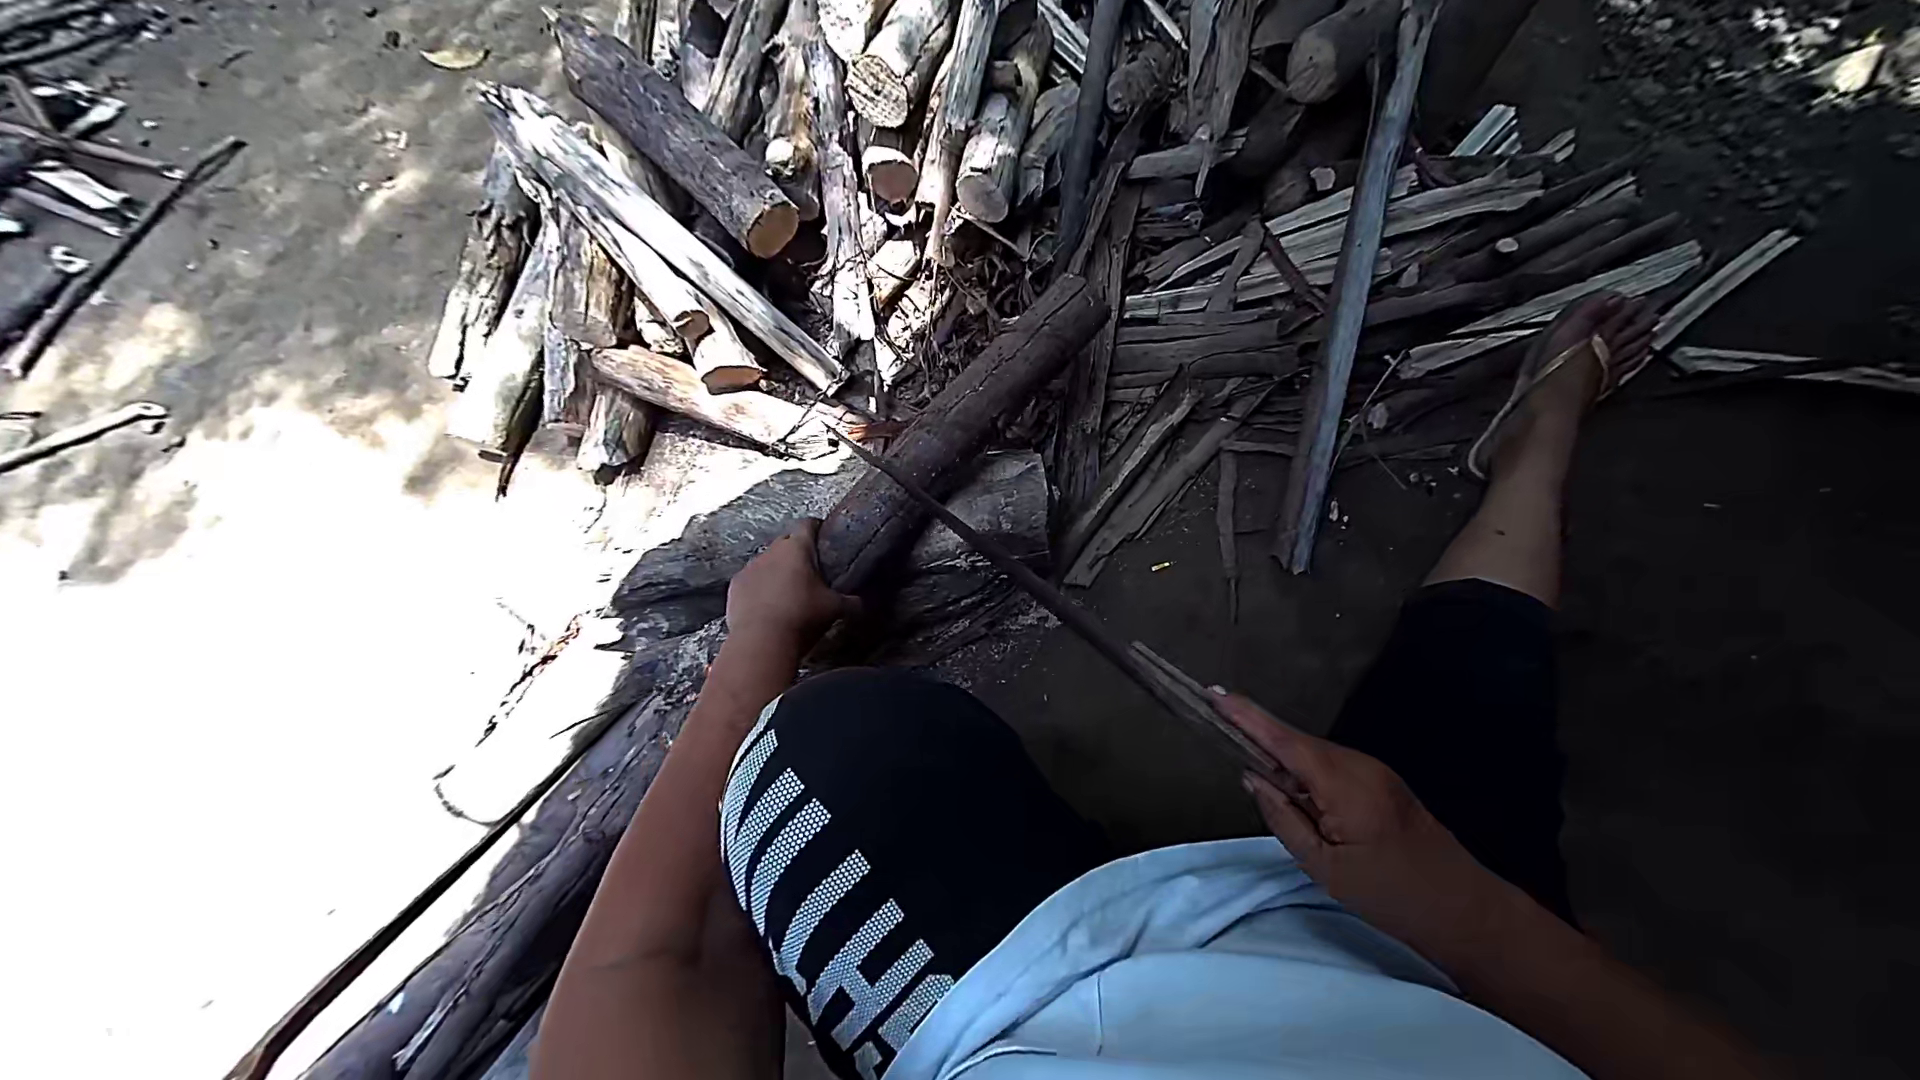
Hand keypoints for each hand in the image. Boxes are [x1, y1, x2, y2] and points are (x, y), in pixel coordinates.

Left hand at [725, 519, 860, 653]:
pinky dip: (758, 588)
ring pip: (766, 562)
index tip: (823, 536)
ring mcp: (749, 568)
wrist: (760, 641)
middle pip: (785, 542)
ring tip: (786, 592)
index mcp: (797, 548)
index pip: (808, 524)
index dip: (816, 528)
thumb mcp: (835, 609)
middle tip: (809, 570)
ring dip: (776, 571)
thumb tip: (862, 604)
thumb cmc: (802, 616)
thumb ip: (851, 602)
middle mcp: (771, 551)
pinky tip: (766, 606)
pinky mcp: (734, 586)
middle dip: (796, 552)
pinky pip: (750, 580)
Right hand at [1213, 692, 1511, 957]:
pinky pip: (1328, 762)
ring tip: (1250, 762)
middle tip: (1216, 722)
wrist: (1470, 913)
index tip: (1214, 693)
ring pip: (1311, 751)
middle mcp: (1359, 764)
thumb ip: (1282, 817)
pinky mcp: (1380, 780)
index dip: (1246, 715)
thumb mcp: (1324, 867)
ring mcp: (1373, 769)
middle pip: (1294, 741)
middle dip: (1256, 732)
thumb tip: (1252, 778)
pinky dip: (1301, 766)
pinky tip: (1289, 783)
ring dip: (1279, 753)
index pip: (1283, 740)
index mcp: (1344, 784)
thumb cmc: (1393, 896)